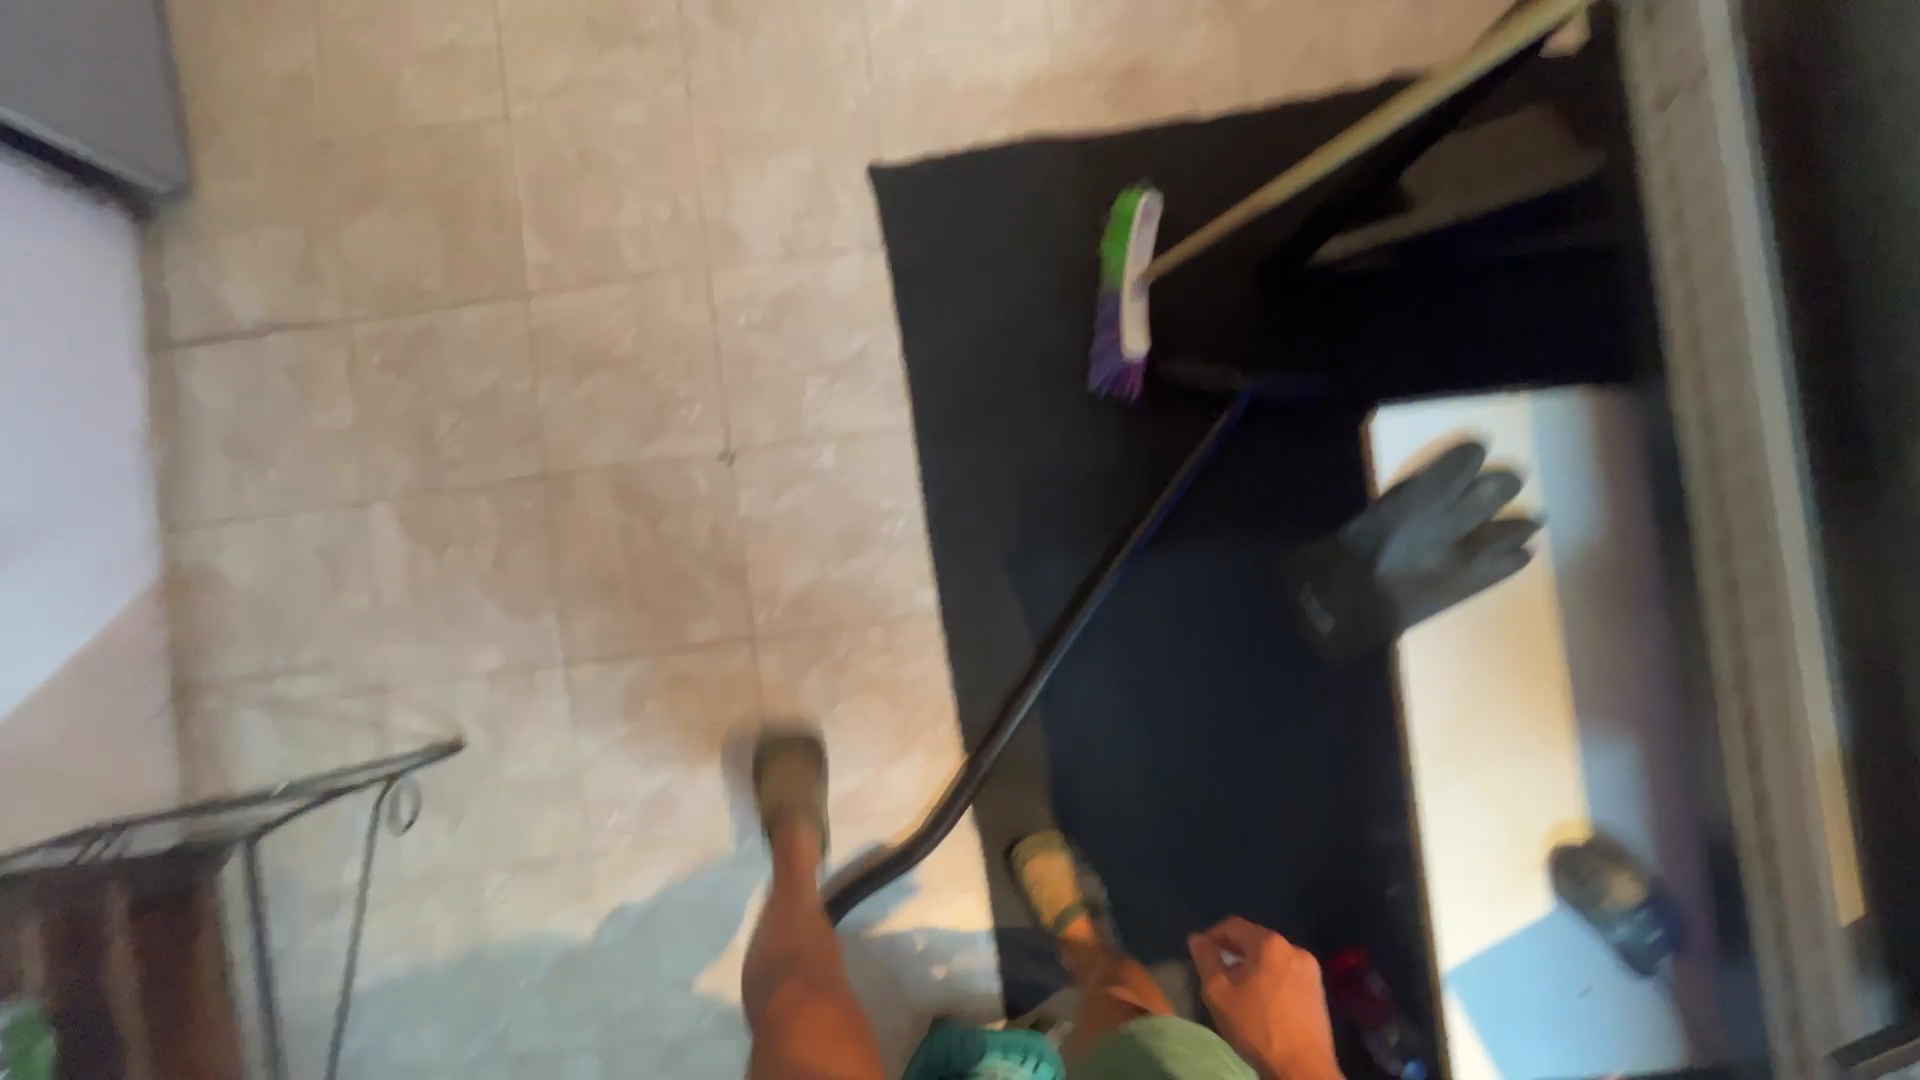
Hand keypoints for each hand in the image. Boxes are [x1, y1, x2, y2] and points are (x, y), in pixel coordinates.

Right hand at [1188, 917, 1342, 1079]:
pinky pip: (1287, 974)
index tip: (1202, 956)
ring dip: (1253, 968)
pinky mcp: (1319, 992)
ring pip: (1272, 959)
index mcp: (1270, 943)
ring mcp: (1311, 971)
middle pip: (1254, 941)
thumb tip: (1197, 938)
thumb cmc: (1256, 1027)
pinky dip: (1271, 980)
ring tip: (1240, 991)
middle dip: (1234, 954)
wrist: (1303, 1071)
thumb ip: (1205, 958)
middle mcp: (1294, 949)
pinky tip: (1263, 1002)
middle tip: (1218, 975)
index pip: (1233, 926)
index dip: (1213, 937)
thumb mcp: (1218, 992)